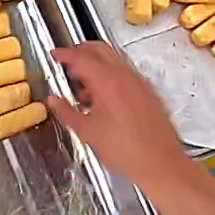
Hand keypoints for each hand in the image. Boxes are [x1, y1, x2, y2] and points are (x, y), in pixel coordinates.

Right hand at [47, 41, 192, 190]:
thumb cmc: (126, 151)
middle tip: (67, 57)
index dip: (64, 54)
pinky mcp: (148, 92)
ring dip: (96, 62)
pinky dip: (111, 74)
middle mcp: (125, 76)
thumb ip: (66, 112)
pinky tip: (103, 95)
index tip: (55, 54)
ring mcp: (140, 82)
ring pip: (114, 60)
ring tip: (82, 80)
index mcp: (107, 81)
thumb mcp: (87, 132)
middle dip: (81, 50)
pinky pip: (126, 73)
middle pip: (100, 49)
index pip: (81, 57)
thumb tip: (53, 101)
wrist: (161, 164)